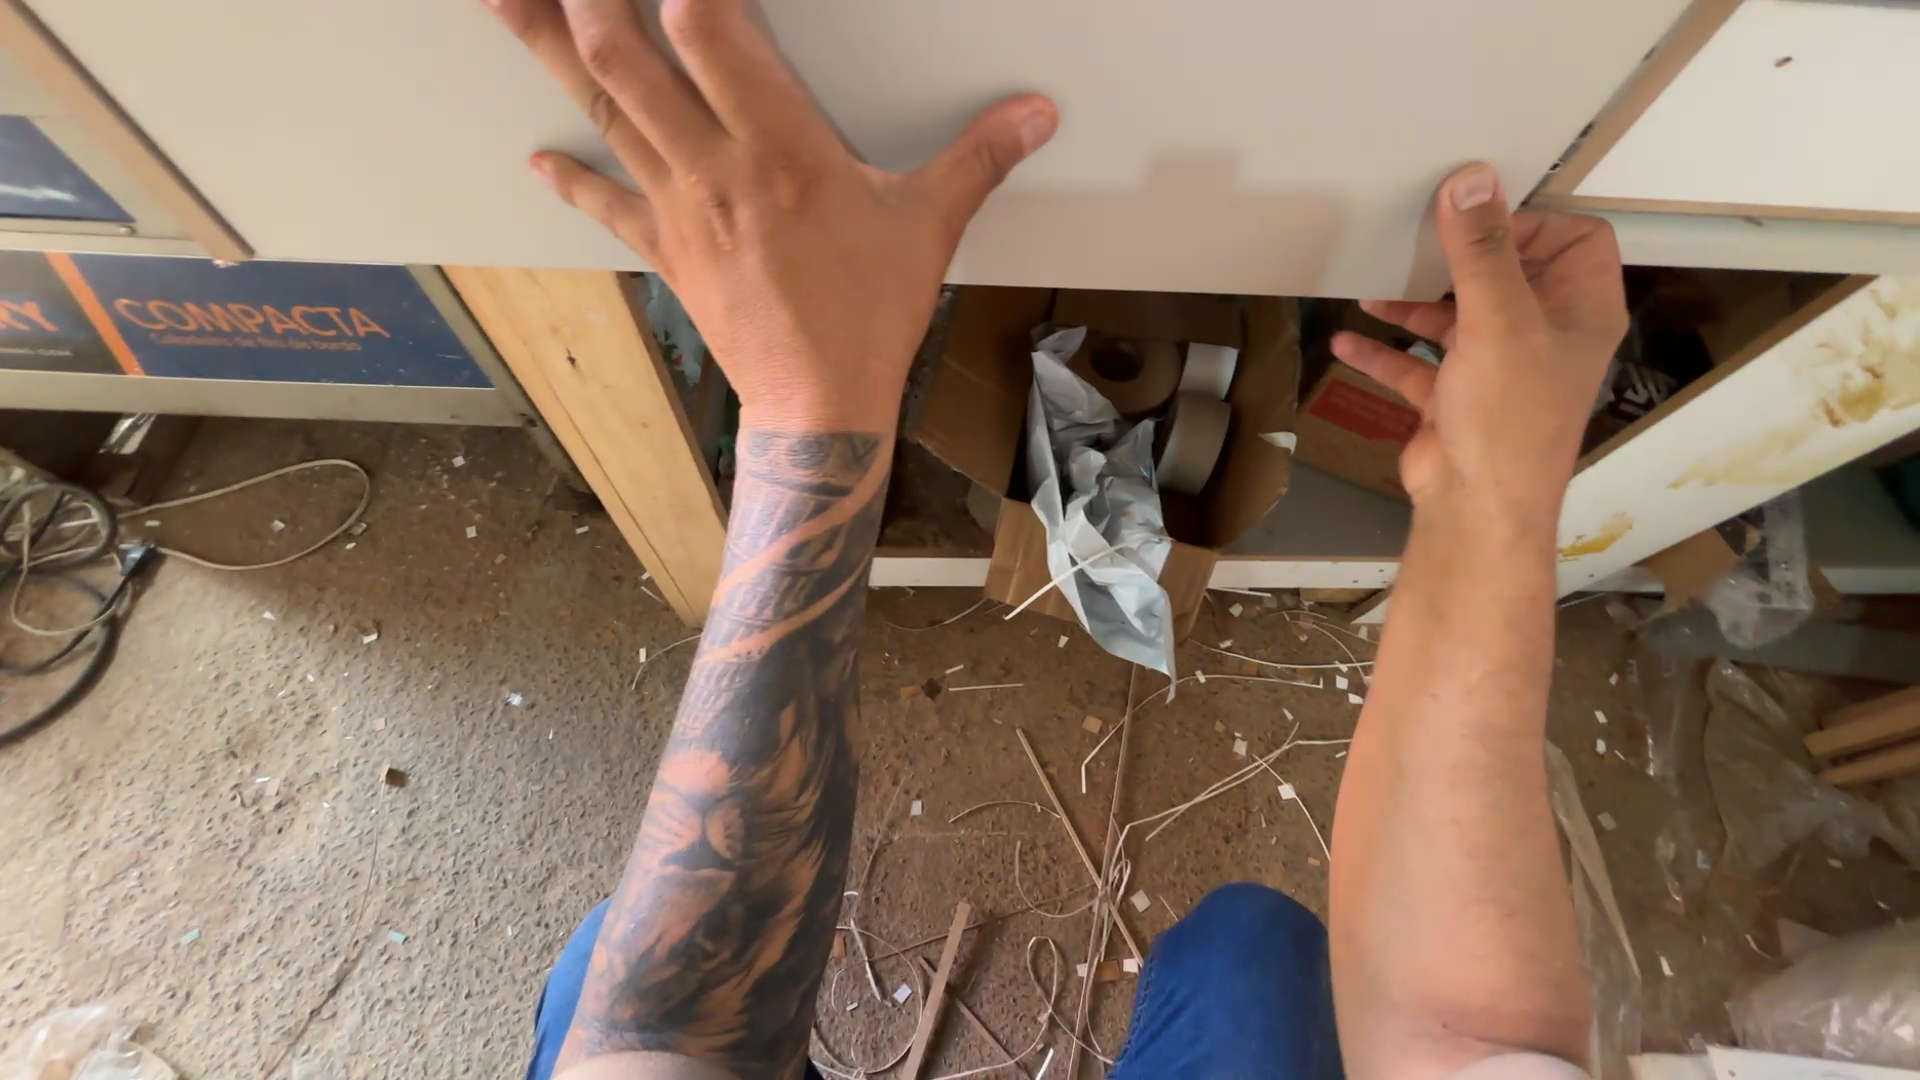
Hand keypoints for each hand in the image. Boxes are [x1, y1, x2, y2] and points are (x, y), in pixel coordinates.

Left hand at [484, 0, 1057, 433]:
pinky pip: (605, 206)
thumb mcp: (929, 229)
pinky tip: (538, 156)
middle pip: (620, 52)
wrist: (820, 403)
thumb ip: (979, 159)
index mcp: (781, 149)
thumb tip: (1038, 113)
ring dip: (543, 43)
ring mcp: (681, 210)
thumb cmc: (871, 317)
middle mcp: (715, 168)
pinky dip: (570, 178)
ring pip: (599, 112)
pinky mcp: (668, 252)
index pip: (706, 23)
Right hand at [1333, 162, 1627, 525]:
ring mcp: (1494, 370)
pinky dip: (1384, 354)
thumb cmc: (1506, 412)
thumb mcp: (1496, 321)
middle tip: (1413, 244)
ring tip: (1369, 292)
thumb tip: (1469, 178)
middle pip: (1505, 278)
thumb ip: (1480, 252)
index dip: (1529, 223)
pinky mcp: (1452, 400)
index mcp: (1579, 310)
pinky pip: (1416, 366)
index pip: (1573, 241)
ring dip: (1412, 307)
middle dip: (1456, 262)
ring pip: (1454, 322)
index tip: (1471, 221)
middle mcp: (1541, 336)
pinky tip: (1347, 343)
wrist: (1475, 503)